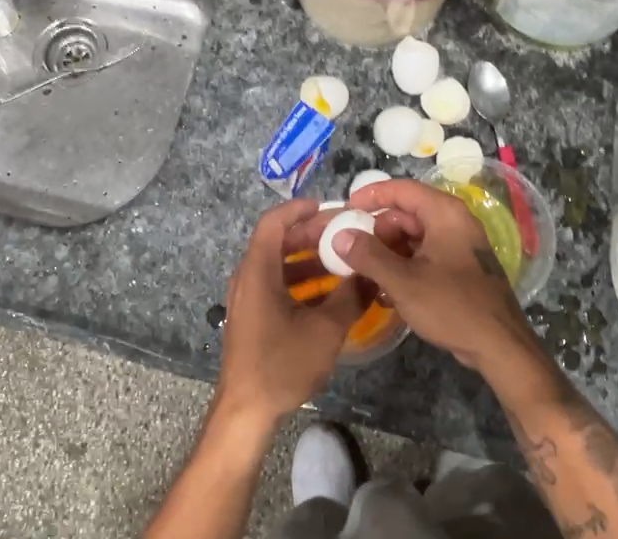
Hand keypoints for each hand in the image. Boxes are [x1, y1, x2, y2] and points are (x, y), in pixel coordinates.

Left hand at [215, 199, 364, 426]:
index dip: (300, 209)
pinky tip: (327, 292)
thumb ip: (350, 297)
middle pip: (277, 240)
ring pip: (277, 264)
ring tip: (342, 260)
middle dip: (310, 234)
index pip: (274, 222)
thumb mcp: (324, 330)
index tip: (330, 208)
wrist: (245, 411)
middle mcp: (247, 277)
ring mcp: (247, 298)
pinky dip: (299, 279)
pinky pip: (275, 283)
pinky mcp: (251, 316)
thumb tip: (372, 274)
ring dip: (307, 258)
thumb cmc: (281, 364)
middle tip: (344, 234)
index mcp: (257, 270)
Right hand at [337, 180, 538, 373]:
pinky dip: (405, 266)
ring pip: (414, 237)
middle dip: (378, 232)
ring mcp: (460, 245)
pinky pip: (425, 256)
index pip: (401, 189)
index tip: (346, 210)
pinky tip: (388, 290)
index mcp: (445, 214)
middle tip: (354, 252)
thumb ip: (368, 256)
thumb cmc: (452, 306)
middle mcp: (454, 222)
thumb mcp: (403, 281)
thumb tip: (339, 236)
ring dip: (389, 252)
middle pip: (406, 213)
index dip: (371, 196)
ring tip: (367, 274)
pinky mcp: (461, 268)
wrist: (500, 347)